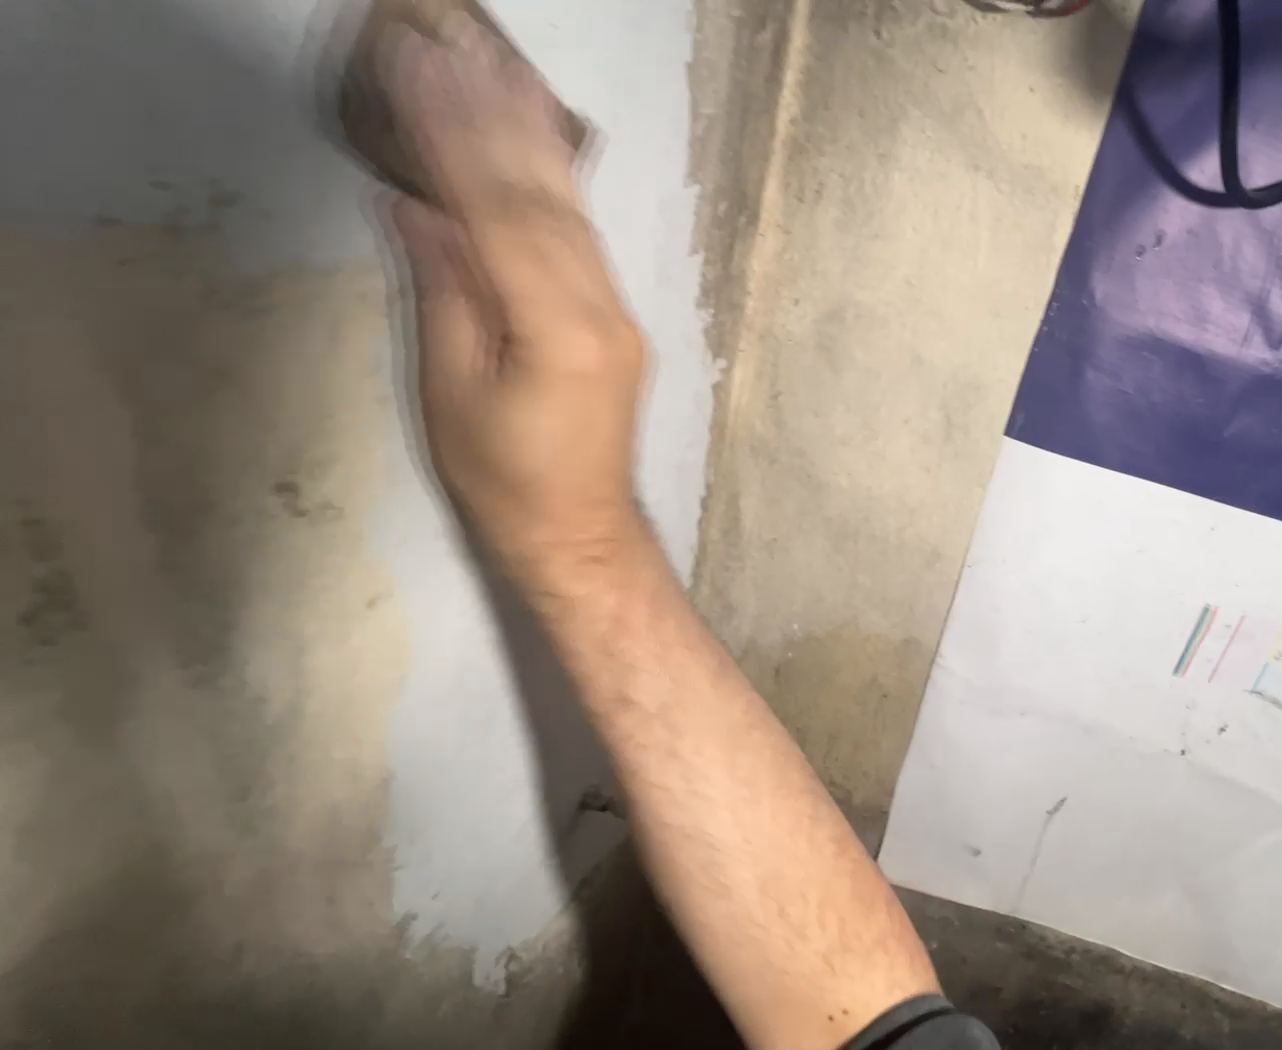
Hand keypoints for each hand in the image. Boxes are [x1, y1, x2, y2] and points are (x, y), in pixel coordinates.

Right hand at [381, 16, 647, 575]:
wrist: (581, 530)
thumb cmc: (506, 480)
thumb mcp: (452, 393)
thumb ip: (444, 292)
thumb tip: (419, 206)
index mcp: (559, 332)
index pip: (502, 215)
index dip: (459, 139)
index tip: (421, 69)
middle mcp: (604, 315)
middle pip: (546, 204)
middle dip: (498, 123)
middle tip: (460, 48)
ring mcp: (622, 321)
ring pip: (575, 220)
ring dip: (537, 145)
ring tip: (503, 73)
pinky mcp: (622, 330)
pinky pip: (589, 249)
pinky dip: (562, 195)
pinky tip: (546, 153)